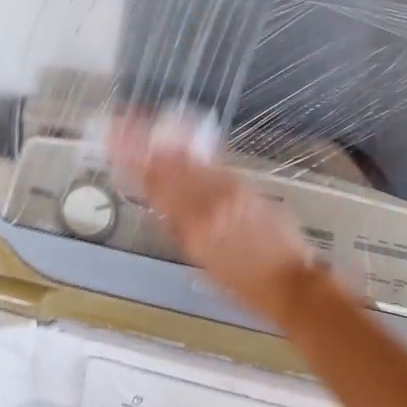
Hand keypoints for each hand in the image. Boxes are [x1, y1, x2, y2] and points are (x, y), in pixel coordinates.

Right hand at [106, 118, 320, 318]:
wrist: (293, 284)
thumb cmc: (245, 288)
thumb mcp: (202, 265)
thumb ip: (180, 230)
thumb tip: (162, 206)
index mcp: (193, 228)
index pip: (155, 188)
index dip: (132, 163)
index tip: (114, 143)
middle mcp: (208, 203)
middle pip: (167, 166)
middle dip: (141, 142)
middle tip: (120, 122)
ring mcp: (227, 189)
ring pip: (186, 159)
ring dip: (160, 139)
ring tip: (140, 119)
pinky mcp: (243, 183)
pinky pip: (207, 162)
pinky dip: (186, 148)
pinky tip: (176, 137)